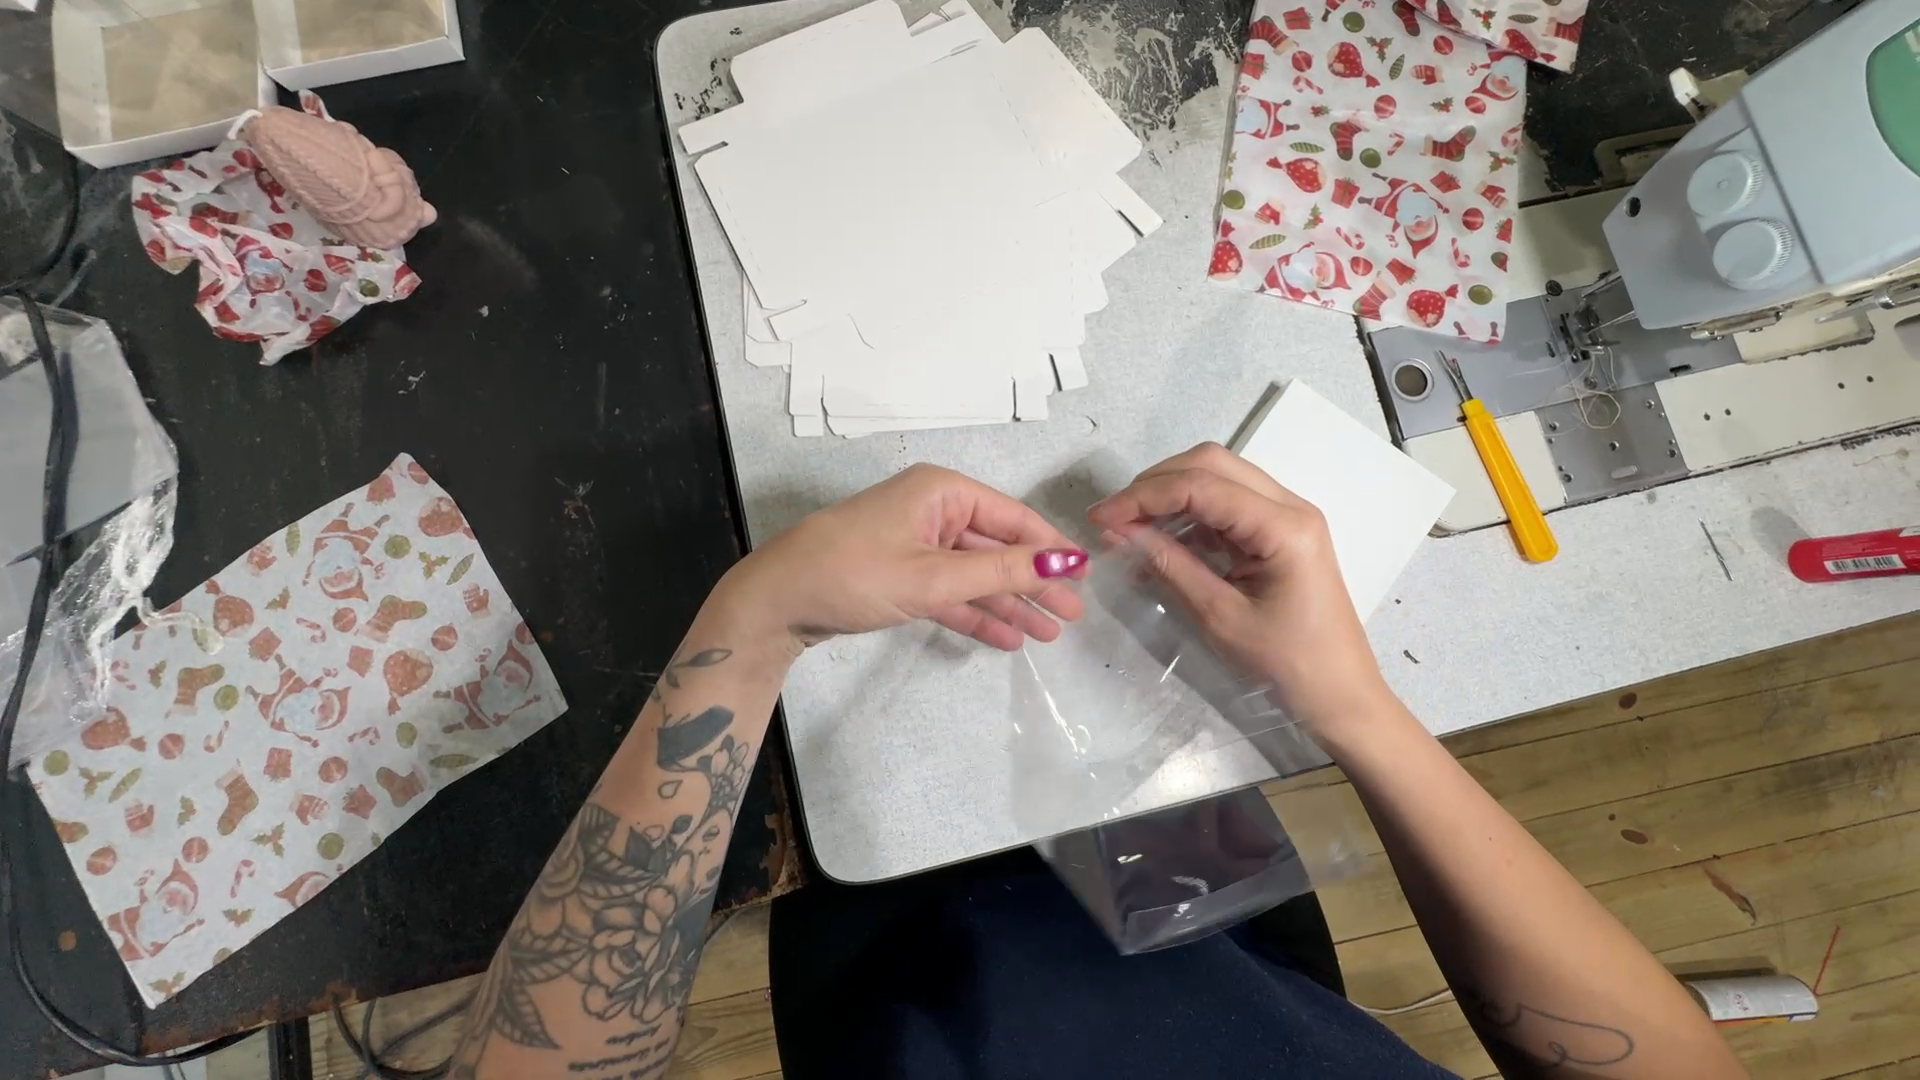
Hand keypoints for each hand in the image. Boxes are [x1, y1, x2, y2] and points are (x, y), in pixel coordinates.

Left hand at [717, 464, 1086, 652]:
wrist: (776, 601)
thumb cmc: (855, 573)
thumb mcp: (934, 575)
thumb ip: (1002, 572)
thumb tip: (1065, 561)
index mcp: (942, 492)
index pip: (1012, 518)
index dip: (1051, 548)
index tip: (1086, 576)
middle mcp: (932, 510)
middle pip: (996, 548)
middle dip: (1034, 583)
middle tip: (1073, 615)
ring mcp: (915, 543)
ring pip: (974, 574)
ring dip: (1009, 604)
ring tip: (1048, 634)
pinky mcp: (900, 574)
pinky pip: (949, 591)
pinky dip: (975, 613)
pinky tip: (1007, 638)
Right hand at [1087, 443, 1387, 726]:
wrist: (1340, 694)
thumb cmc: (1286, 663)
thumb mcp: (1219, 617)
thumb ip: (1169, 565)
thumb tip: (1119, 531)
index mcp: (1283, 526)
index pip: (1200, 485)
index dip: (1143, 496)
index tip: (1099, 518)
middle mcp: (1290, 505)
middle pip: (1210, 463)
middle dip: (1154, 484)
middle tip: (1114, 518)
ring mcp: (1287, 515)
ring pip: (1217, 476)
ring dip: (1168, 494)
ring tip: (1129, 527)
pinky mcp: (1278, 530)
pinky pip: (1225, 504)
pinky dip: (1187, 514)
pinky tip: (1159, 540)